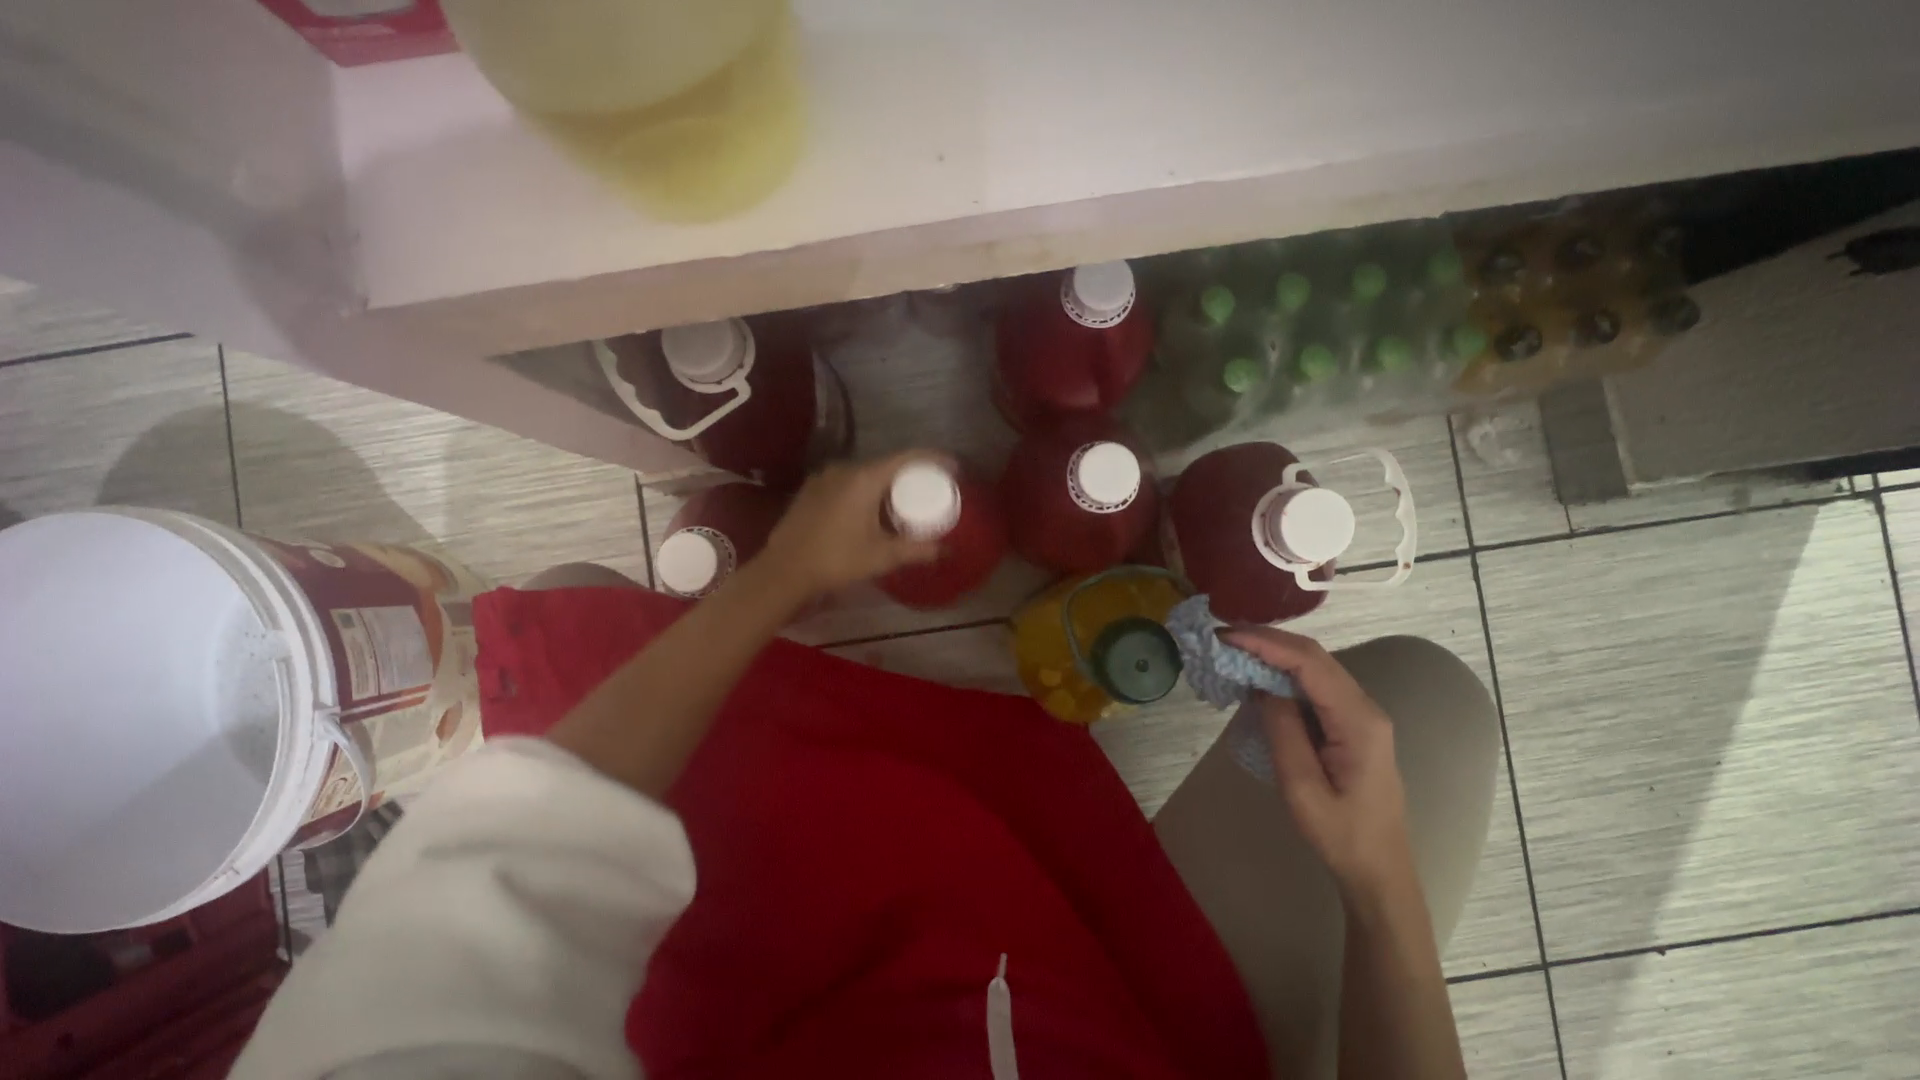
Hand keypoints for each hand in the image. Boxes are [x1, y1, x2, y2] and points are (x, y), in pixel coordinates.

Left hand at [758, 451, 943, 597]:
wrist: (784, 570)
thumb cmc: (836, 560)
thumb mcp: (882, 556)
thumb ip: (917, 549)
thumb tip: (947, 549)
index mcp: (864, 478)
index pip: (907, 458)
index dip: (933, 459)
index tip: (953, 466)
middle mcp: (844, 469)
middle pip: (886, 464)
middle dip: (910, 475)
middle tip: (930, 489)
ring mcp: (824, 477)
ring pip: (865, 474)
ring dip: (885, 484)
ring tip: (903, 501)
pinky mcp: (811, 490)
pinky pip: (847, 482)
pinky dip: (865, 491)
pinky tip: (871, 510)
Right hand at [1219, 625, 1415, 901]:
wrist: (1379, 870)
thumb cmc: (1341, 835)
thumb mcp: (1302, 789)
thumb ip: (1283, 732)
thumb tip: (1262, 686)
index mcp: (1358, 721)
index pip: (1309, 663)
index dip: (1266, 643)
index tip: (1225, 636)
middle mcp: (1365, 707)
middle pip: (1314, 657)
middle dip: (1267, 640)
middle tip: (1221, 638)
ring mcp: (1360, 714)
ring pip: (1314, 667)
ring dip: (1274, 653)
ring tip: (1232, 650)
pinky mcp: (1350, 724)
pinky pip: (1315, 686)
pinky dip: (1283, 673)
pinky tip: (1257, 676)